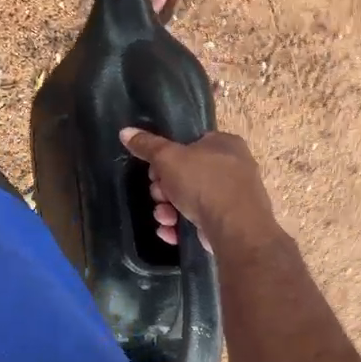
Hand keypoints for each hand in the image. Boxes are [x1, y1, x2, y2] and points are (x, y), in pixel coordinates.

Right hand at [119, 128, 280, 252]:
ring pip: (187, 198)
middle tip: (159, 195)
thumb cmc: (203, 184)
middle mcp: (233, 166)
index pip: (188, 143)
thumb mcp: (167, 158)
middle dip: (163, 189)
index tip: (155, 171)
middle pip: (183, 173)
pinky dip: (181, 224)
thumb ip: (146, 145)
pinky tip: (171, 230)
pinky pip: (197, 217)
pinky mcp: (229, 220)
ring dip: (167, 209)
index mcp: (225, 144)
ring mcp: (232, 195)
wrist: (235, 229)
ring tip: (165, 217)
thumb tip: (125, 131)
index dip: (165, 157)